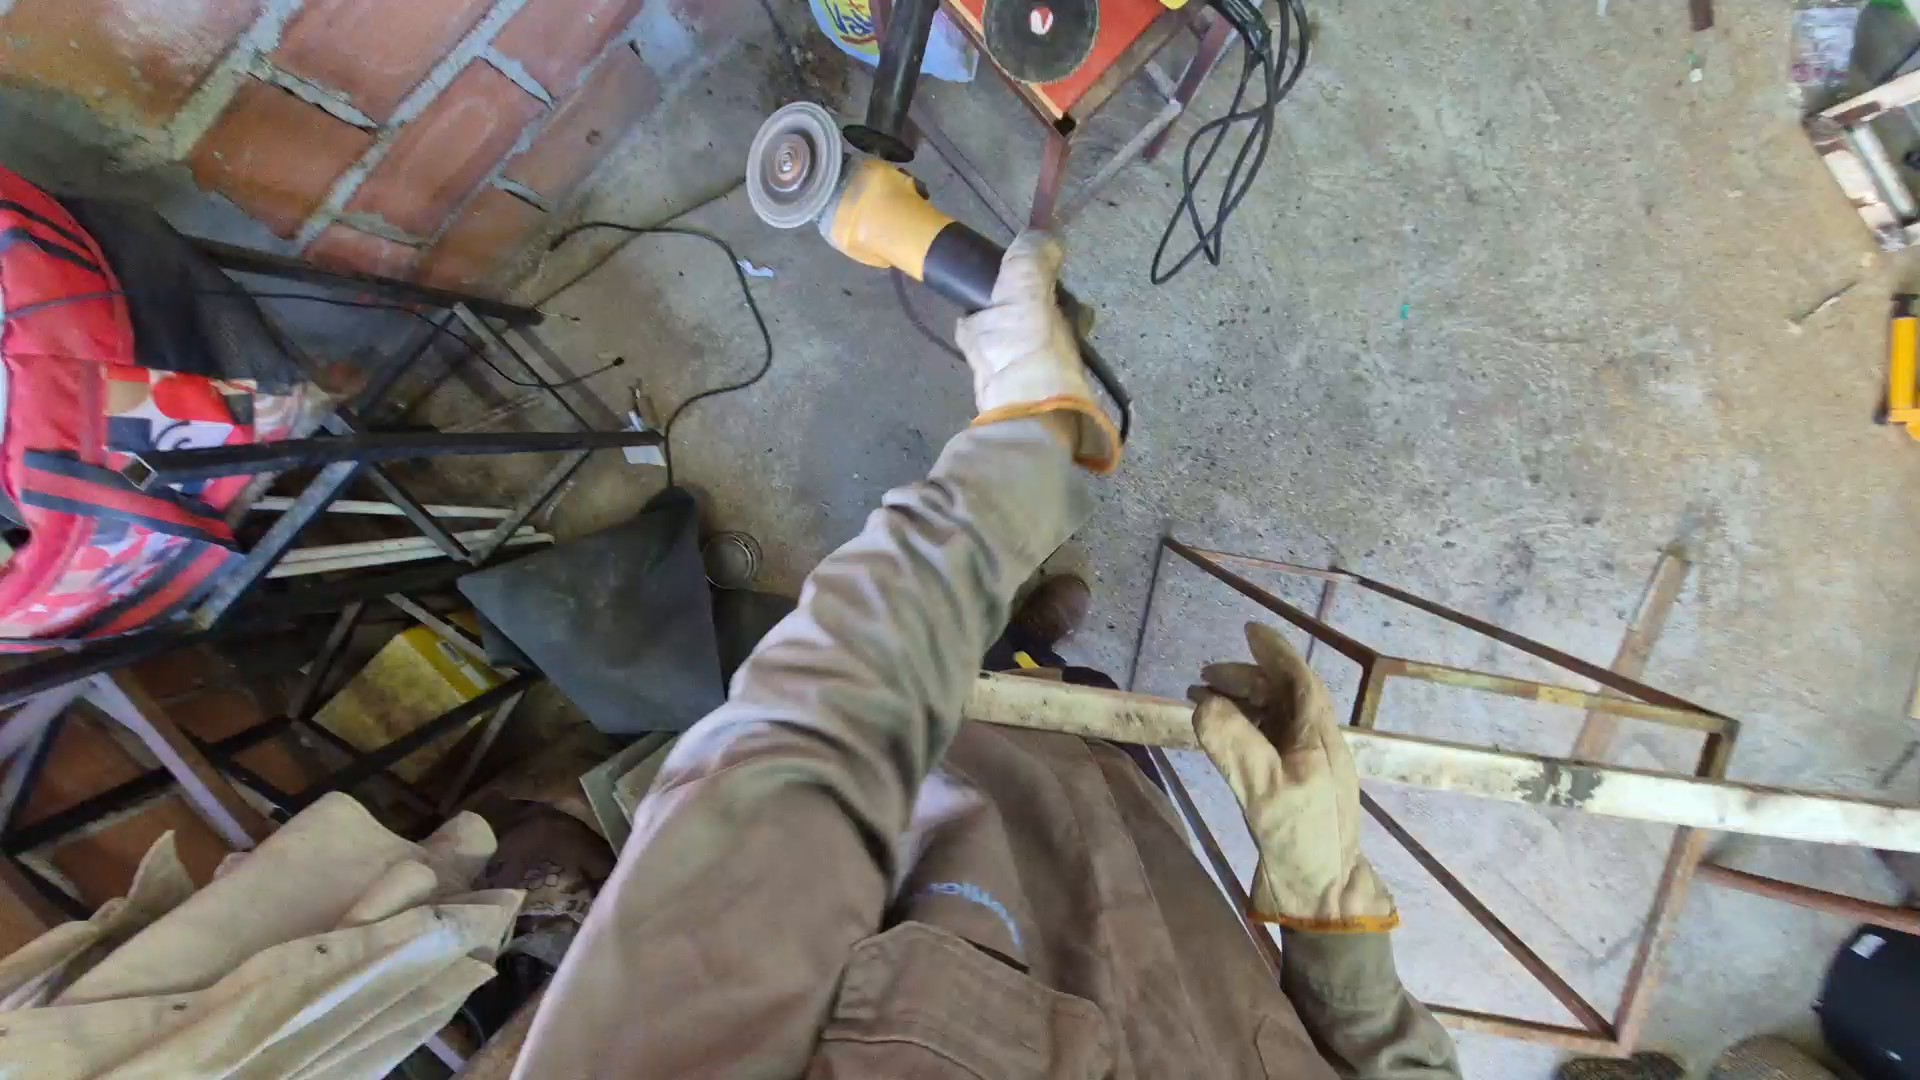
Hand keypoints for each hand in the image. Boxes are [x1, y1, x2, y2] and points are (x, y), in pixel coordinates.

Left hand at [954, 231, 1120, 472]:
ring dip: (1061, 331)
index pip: (990, 294)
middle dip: (1047, 307)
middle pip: (1019, 315)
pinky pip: (1051, 364)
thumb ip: (1029, 259)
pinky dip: (1067, 357)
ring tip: (1081, 331)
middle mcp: (985, 353)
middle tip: (1069, 308)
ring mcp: (1010, 377)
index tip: (1046, 281)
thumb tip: (1042, 235)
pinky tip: (1081, 358)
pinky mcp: (1035, 396)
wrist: (1043, 417)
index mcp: (972, 328)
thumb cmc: (1027, 352)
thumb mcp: (1023, 292)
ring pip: (1037, 339)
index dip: (1019, 282)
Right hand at [1191, 623, 1398, 931]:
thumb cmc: (1303, 840)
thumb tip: (1203, 703)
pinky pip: (1263, 738)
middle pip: (1281, 694)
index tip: (1249, 630)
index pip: (1299, 680)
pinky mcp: (1288, 785)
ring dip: (1239, 701)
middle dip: (1245, 678)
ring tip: (1202, 700)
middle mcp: (1314, 744)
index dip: (1275, 652)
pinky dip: (1239, 726)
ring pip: (1271, 715)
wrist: (1323, 897)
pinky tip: (1218, 733)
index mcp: (1319, 738)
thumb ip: (1235, 744)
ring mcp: (1303, 765)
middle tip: (1204, 676)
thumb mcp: (1266, 791)